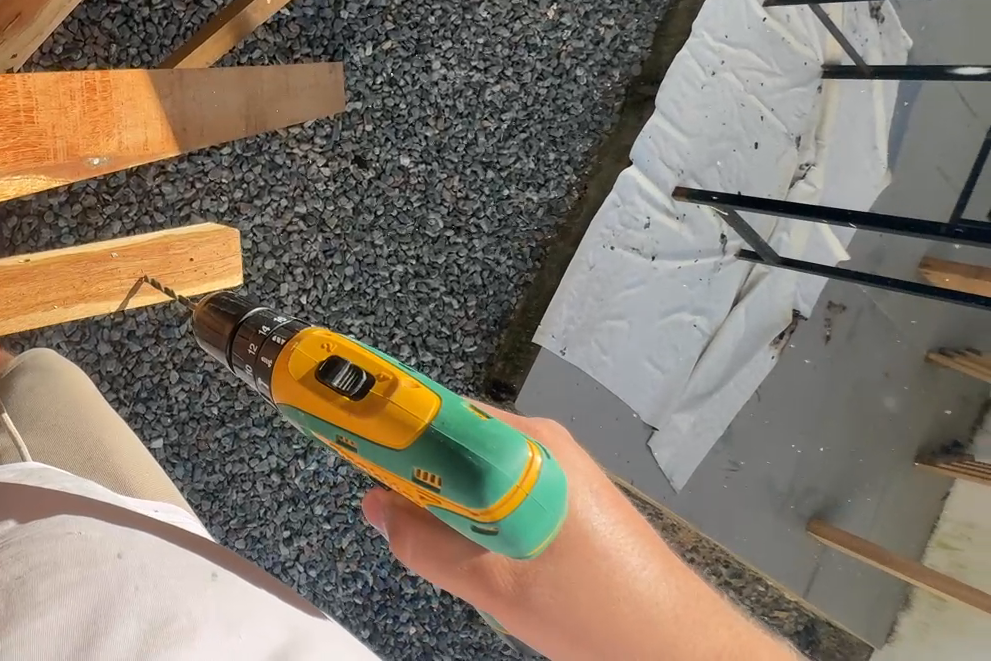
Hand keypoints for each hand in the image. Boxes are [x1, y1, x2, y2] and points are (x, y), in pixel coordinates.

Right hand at [361, 405, 796, 660]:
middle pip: (451, 434)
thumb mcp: (495, 587)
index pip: (436, 412)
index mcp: (523, 445)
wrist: (695, 658)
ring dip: (444, 489)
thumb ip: (425, 545)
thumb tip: (372, 507)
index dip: (388, 423)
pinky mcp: (570, 488)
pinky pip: (500, 477)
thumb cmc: (595, 616)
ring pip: (474, 459)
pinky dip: (473, 501)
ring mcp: (558, 462)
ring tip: (431, 532)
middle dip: (414, 465)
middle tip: (389, 504)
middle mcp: (538, 439)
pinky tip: (476, 544)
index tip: (352, 441)